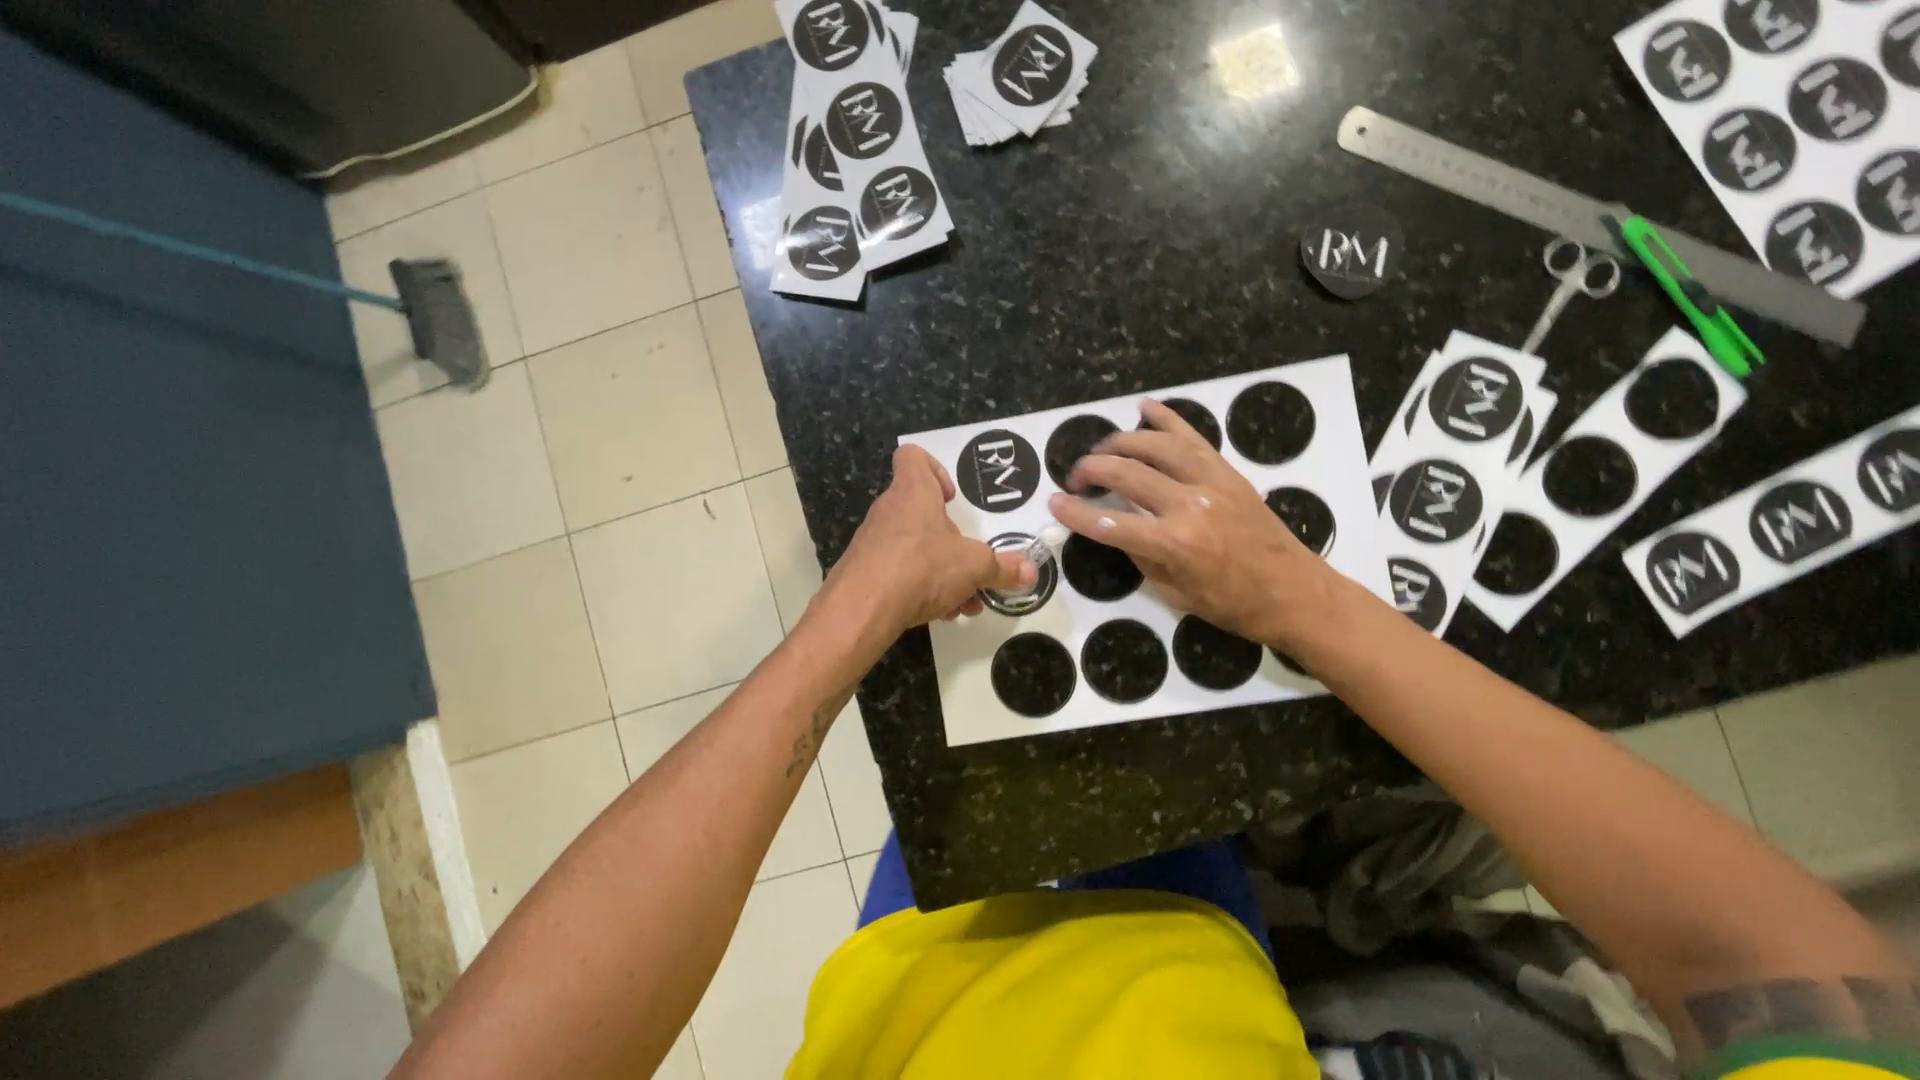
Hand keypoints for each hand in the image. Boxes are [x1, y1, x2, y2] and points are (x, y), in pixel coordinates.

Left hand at [820, 445, 1035, 636]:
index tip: (951, 498)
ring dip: (943, 573)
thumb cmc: (920, 567)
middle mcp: (889, 511)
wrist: (861, 609)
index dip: (934, 469)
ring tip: (965, 602)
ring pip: (915, 549)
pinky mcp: (865, 572)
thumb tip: (1030, 571)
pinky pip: (900, 573)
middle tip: (971, 567)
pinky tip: (939, 614)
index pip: (913, 457)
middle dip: (951, 542)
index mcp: (913, 493)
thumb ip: (1002, 568)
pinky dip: (921, 590)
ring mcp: (873, 542)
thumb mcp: (974, 567)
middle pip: (922, 513)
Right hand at [1047, 399, 1341, 649]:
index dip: (1075, 512)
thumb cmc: (1234, 605)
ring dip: (1121, 442)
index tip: (1053, 503)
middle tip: (1074, 479)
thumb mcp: (1176, 593)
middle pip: (1127, 473)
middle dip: (1091, 471)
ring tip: (1101, 450)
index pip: (1110, 521)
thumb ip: (1143, 557)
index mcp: (1175, 544)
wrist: (1295, 592)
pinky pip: (1193, 437)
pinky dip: (1167, 420)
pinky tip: (1145, 408)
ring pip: (1156, 445)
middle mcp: (1190, 505)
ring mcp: (1212, 482)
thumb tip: (1118, 528)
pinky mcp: (1228, 472)